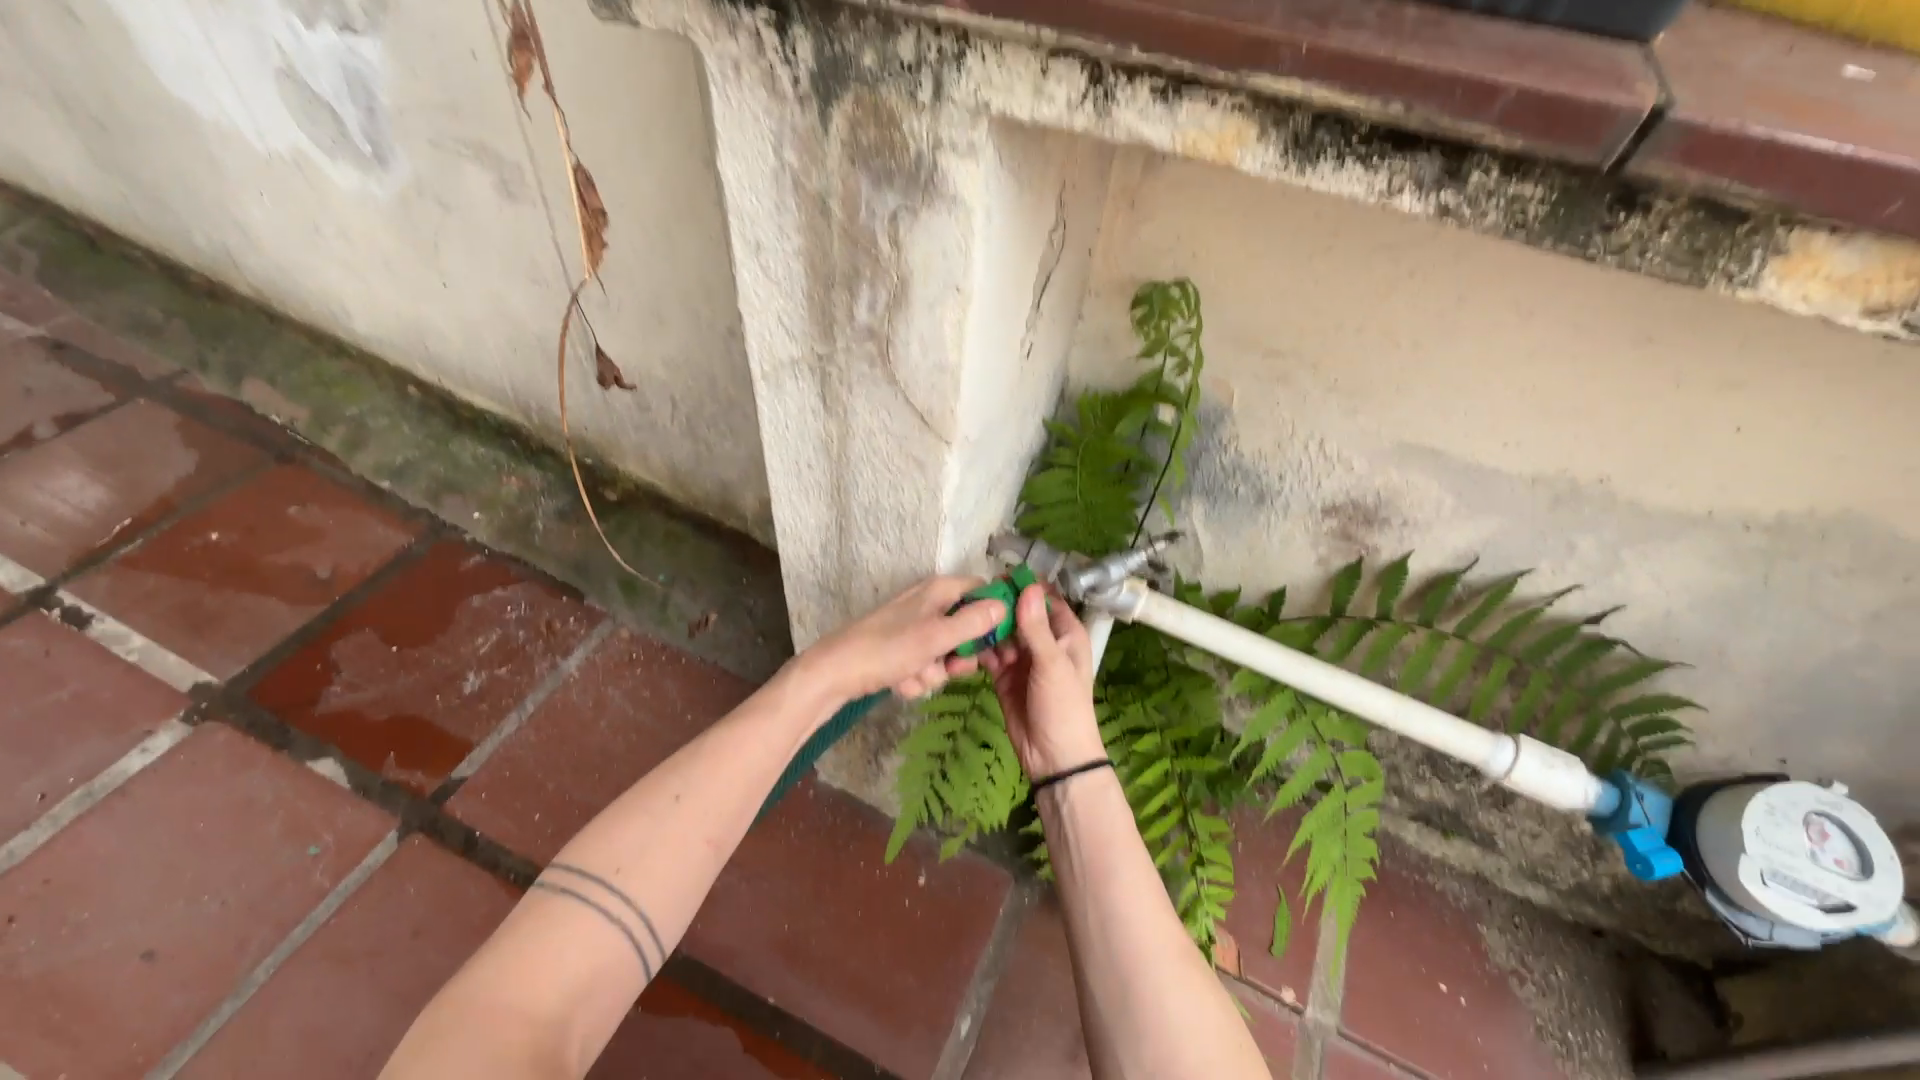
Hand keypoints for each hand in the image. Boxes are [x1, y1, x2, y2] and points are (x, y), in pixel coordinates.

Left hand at [798, 575, 1006, 702]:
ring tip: (914, 676)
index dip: (997, 615)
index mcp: (940, 590)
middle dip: (959, 656)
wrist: (836, 673)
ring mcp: (915, 629)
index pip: (984, 592)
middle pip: (969, 629)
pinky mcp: (903, 651)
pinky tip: (899, 682)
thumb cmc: (888, 649)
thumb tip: (1006, 606)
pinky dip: (916, 679)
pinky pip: (925, 666)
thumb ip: (974, 622)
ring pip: (947, 654)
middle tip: (951, 667)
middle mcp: (930, 604)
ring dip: (934, 673)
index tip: (1004, 643)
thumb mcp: (936, 636)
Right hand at [980, 585, 1105, 778]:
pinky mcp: (1004, 675)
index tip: (997, 575)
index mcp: (1065, 633)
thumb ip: (1036, 628)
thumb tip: (1028, 588)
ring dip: (985, 627)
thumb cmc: (1063, 707)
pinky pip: (989, 654)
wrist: (1053, 757)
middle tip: (969, 598)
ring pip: (1001, 632)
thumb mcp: (1052, 664)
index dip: (1024, 586)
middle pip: (1018, 613)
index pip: (1044, 598)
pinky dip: (977, 649)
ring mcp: (1022, 658)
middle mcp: (1044, 641)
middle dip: (997, 606)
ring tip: (961, 619)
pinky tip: (961, 642)